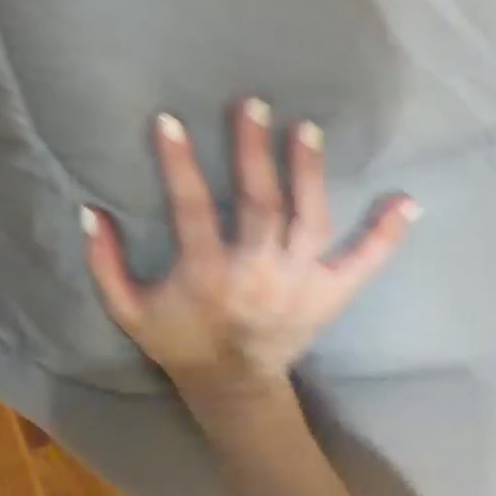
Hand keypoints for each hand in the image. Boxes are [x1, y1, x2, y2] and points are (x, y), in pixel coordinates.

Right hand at [82, 100, 417, 399]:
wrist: (233, 389)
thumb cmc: (174, 339)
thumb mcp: (124, 307)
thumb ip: (103, 260)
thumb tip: (89, 210)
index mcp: (206, 274)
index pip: (191, 207)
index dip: (179, 163)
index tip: (169, 122)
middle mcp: (258, 273)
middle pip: (260, 202)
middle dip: (254, 151)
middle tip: (252, 105)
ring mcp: (301, 283)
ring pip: (308, 218)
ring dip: (307, 171)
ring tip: (305, 129)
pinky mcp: (331, 295)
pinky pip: (365, 261)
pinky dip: (387, 232)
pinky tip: (406, 200)